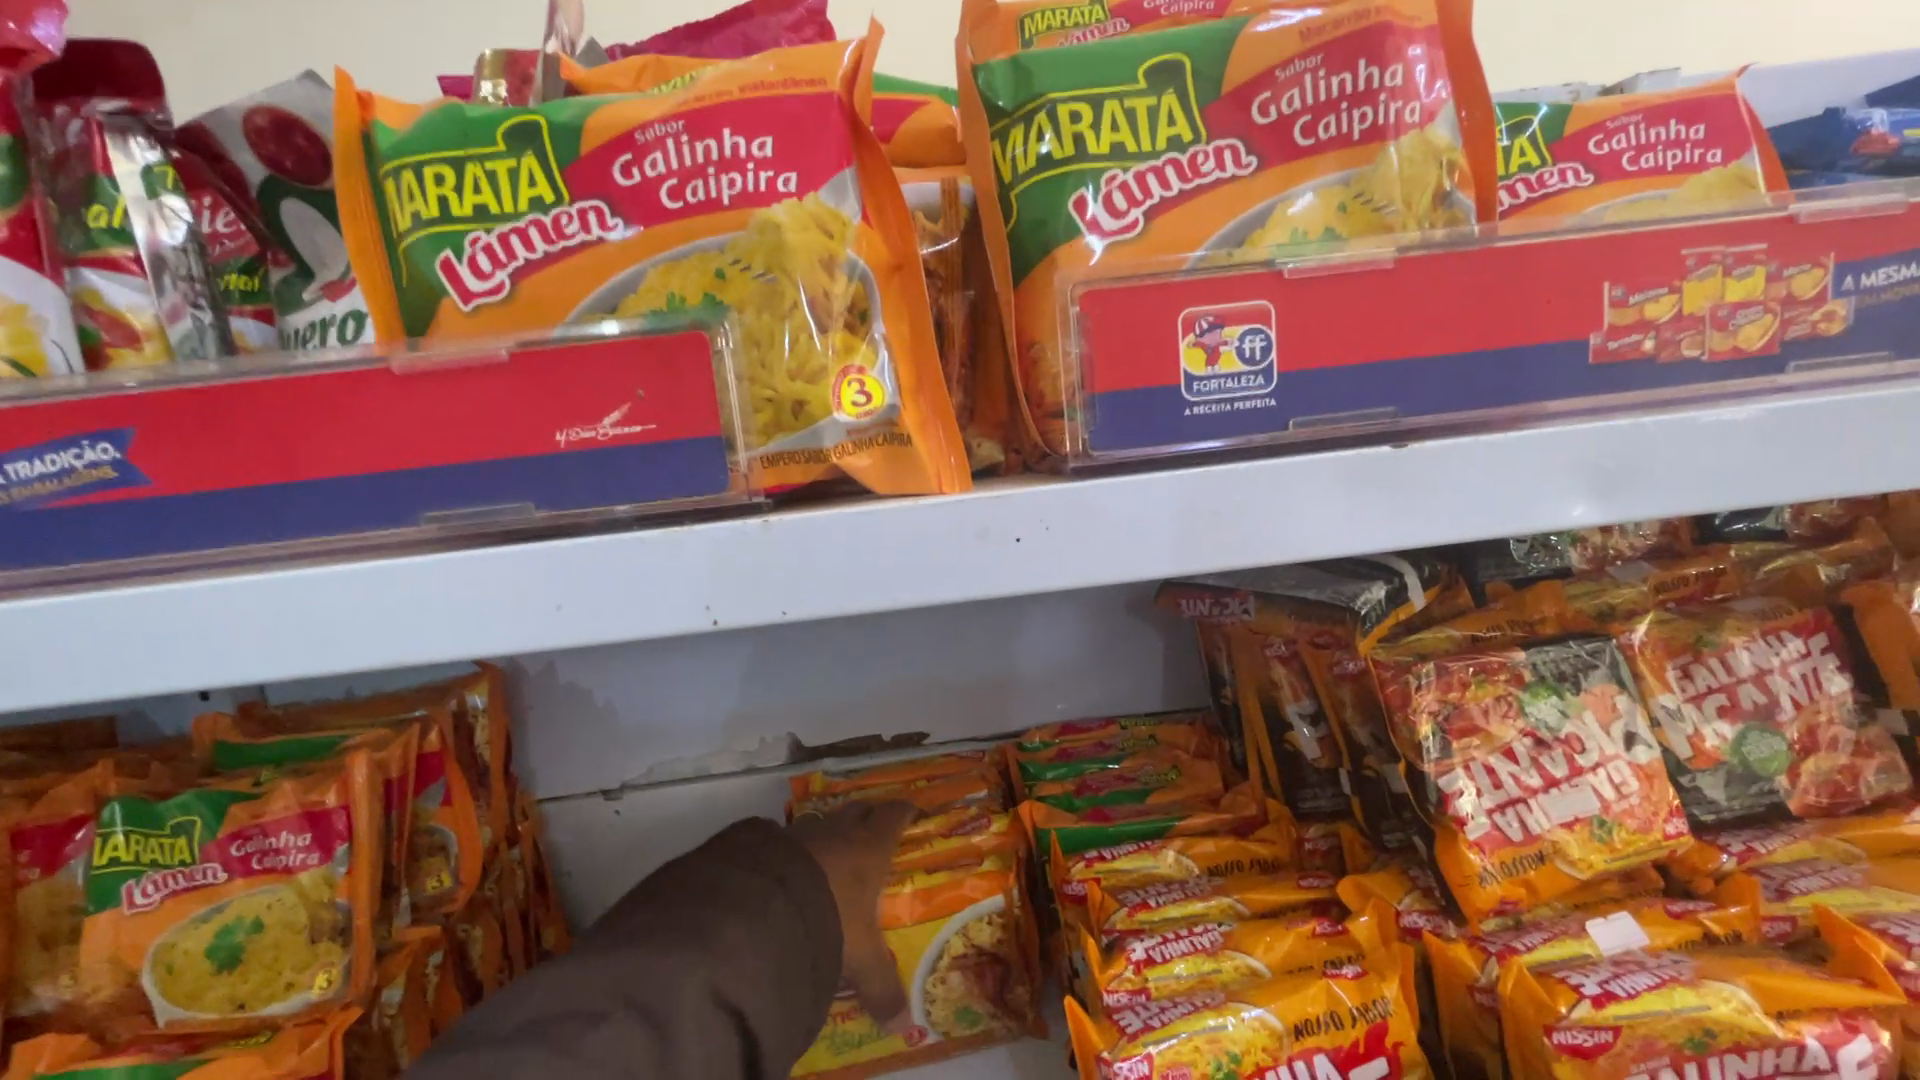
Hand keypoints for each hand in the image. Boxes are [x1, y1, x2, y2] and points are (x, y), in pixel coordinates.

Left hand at [790, 800, 915, 1030]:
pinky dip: (795, 851)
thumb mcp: (860, 960)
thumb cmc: (828, 920)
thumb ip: (881, 987)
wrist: (763, 906)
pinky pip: (789, 841)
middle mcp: (838, 834)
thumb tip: (903, 1024)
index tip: (912, 809)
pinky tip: (793, 869)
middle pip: (859, 810)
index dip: (904, 812)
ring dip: (830, 833)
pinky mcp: (768, 845)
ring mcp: (801, 835)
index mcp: (870, 849)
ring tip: (832, 851)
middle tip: (875, 825)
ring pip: (823, 823)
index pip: (893, 818)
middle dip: (868, 815)